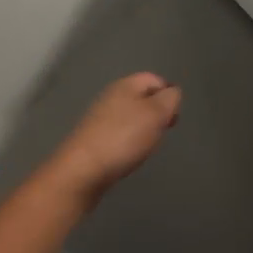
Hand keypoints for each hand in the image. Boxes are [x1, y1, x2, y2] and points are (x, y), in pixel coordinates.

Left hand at [45, 73, 182, 200]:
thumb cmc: (123, 138)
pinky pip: (119, 134)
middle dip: (156, 115)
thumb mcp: (156, 114)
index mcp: (126, 84)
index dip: (169, 96)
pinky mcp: (92, 139)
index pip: (155, 79)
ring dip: (142, 131)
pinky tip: (127, 157)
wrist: (80, 172)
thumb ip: (170, 98)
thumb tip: (172, 94)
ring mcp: (99, 118)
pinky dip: (127, 143)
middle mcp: (111, 96)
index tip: (172, 120)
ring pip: (131, 118)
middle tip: (160, 134)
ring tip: (144, 148)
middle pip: (143, 99)